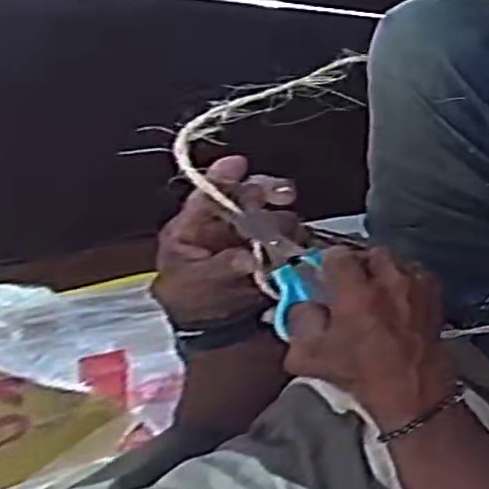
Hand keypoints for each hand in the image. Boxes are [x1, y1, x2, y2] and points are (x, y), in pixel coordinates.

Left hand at [152, 155, 297, 325]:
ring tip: (282, 243)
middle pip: (247, 194)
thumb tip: (247, 257)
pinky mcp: (280, 240)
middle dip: (266, 191)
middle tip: (283, 195)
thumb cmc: (201, 304)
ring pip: (274, 210)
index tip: (237, 163)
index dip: (220, 178)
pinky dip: (296, 233)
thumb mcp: (199, 288)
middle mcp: (224, 225)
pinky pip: (292, 227)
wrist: (232, 325)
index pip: (205, 197)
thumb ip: (220, 269)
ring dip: (282, 220)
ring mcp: (254, 232)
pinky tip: (294, 247)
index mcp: (191, 231)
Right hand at [283, 247, 455, 429]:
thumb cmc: (356, 369)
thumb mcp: (307, 355)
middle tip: (347, 277)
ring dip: (381, 267)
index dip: (326, 259)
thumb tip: (301, 301)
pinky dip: (402, 276)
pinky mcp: (434, 287)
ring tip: (371, 286)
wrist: (409, 376)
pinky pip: (415, 270)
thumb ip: (298, 322)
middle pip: (373, 252)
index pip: (340, 257)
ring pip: (397, 259)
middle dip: (357, 260)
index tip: (320, 267)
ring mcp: (417, 281)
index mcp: (357, 294)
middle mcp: (391, 280)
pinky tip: (394, 294)